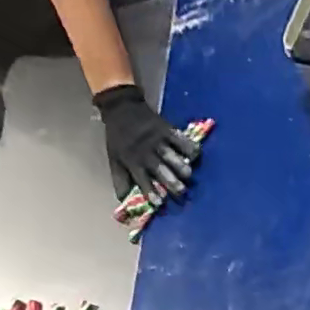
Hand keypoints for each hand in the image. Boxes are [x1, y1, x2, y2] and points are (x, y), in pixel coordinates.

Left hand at [93, 84, 197, 200]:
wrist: (121, 107)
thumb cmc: (118, 138)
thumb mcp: (114, 160)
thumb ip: (121, 181)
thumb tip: (125, 202)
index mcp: (132, 161)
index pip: (142, 179)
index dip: (150, 191)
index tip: (159, 203)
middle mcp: (146, 152)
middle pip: (159, 168)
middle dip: (170, 180)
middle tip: (181, 191)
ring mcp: (157, 139)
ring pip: (170, 154)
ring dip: (180, 164)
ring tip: (188, 174)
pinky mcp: (165, 128)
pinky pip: (179, 137)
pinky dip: (188, 145)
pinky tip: (195, 154)